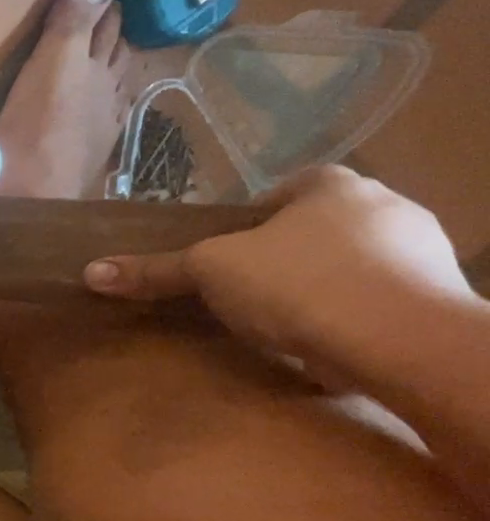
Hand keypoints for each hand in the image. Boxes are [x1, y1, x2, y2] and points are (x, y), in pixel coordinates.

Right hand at [82, 167, 470, 366]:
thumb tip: (92, 271)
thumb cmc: (297, 282)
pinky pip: (374, 295)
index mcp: (336, 186)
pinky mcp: (429, 296)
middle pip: (320, 223)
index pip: (293, 185)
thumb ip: (156, 270)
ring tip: (274, 316)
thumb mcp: (210, 271)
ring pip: (352, 258)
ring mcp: (418, 250)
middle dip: (284, 249)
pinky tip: (315, 335)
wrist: (396, 335)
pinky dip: (345, 311)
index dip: (257, 213)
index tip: (228, 246)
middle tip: (240, 283)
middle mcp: (386, 205)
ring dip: (317, 281)